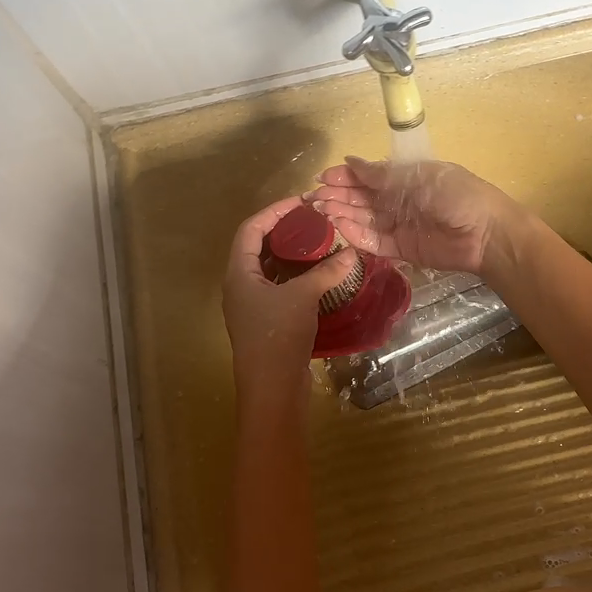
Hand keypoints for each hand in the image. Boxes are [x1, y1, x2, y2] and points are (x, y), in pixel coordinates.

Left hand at [222, 196, 359, 393]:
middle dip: (285, 232)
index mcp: (238, 273)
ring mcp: (252, 306)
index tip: (301, 203)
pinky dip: (297, 277)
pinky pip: (280, 288)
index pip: (251, 228)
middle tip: (314, 222)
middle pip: (259, 247)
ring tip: (320, 244)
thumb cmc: (278, 335)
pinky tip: (321, 276)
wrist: (272, 388)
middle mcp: (240, 285)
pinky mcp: (266, 322)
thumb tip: (352, 253)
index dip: (275, 212)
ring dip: (293, 255)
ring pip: (270, 269)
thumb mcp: (303, 297)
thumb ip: (326, 271)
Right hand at [307, 157, 524, 276]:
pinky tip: (338, 227)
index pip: (368, 177)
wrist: (487, 234)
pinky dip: (355, 236)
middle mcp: (400, 201)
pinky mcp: (401, 250)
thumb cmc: (458, 196)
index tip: (322, 177)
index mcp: (407, 178)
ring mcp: (399, 226)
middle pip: (361, 199)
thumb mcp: (420, 177)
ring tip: (319, 211)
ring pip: (363, 220)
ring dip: (341, 215)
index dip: (345, 177)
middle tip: (312, 198)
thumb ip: (384, 175)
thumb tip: (351, 161)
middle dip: (336, 196)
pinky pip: (373, 242)